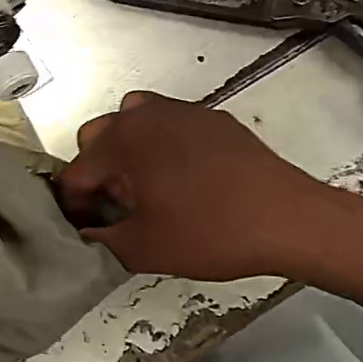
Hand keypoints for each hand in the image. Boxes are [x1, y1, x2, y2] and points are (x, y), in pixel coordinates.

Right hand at [57, 92, 362, 281]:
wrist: (287, 218)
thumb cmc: (213, 232)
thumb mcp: (145, 250)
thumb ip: (103, 241)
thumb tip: (89, 234)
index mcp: (122, 142)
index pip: (75, 172)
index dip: (74, 205)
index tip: (87, 227)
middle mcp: (146, 115)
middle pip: (97, 137)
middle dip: (97, 171)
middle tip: (117, 207)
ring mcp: (182, 112)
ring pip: (133, 121)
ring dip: (126, 151)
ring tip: (147, 187)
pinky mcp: (212, 118)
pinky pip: (169, 124)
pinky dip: (161, 144)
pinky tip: (183, 178)